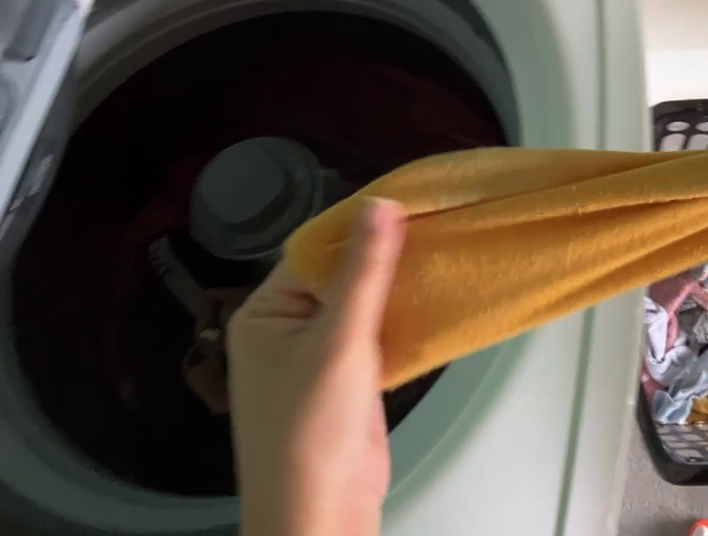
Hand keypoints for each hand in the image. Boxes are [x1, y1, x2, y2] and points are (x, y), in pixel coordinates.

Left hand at [227, 197, 403, 535]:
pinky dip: (403, 314)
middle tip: (433, 223)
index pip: (313, 251)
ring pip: (363, 302)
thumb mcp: (339, 339)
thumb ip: (363, 270)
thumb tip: (381, 204)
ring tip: (442, 250)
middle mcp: (287, 328)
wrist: (322, 519)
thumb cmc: (312, 431)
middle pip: (340, 274)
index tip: (407, 202)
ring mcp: (320, 354)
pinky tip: (436, 295)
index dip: (358, 227)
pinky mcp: (350, 376)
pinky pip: (378, 330)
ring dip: (397, 284)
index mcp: (265, 313)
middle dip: (383, 255)